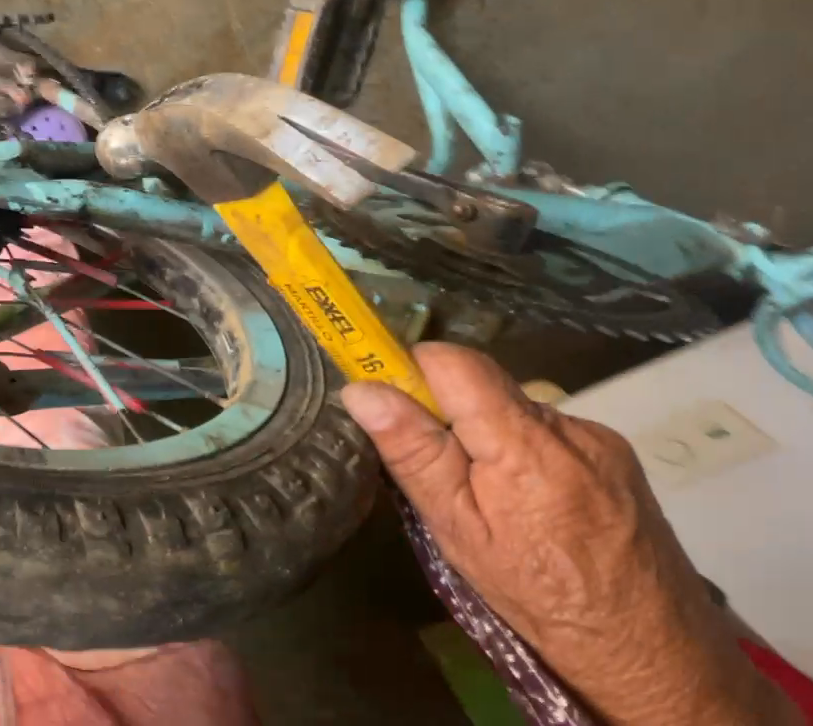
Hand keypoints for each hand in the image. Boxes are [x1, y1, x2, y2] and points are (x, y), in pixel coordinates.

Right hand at [341, 344, 795, 725]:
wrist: (656, 656)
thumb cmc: (538, 596)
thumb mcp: (458, 529)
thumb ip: (414, 453)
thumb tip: (362, 390)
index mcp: (526, 446)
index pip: (454, 362)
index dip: (410, 368)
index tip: (387, 401)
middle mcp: (570, 428)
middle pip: (481, 382)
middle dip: (444, 410)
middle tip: (433, 468)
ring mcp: (600, 439)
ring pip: (510, 406)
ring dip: (482, 431)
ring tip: (483, 493)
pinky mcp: (617, 455)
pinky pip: (544, 428)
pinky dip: (517, 447)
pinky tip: (524, 498)